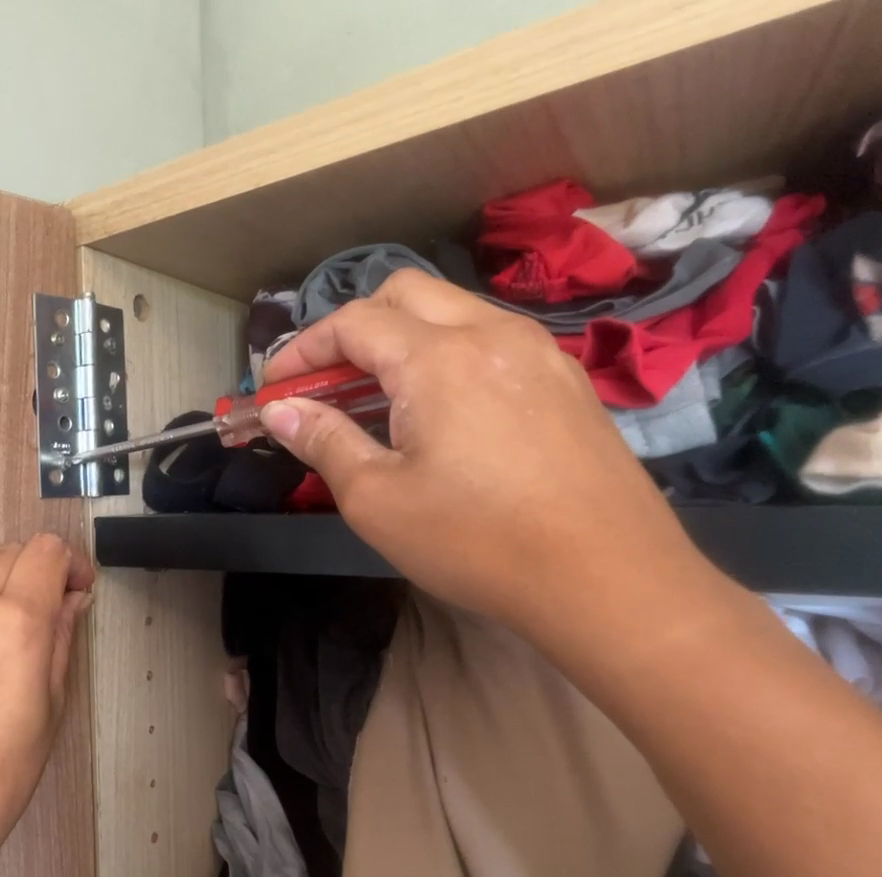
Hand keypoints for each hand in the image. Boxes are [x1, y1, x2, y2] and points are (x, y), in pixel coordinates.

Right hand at [258, 270, 704, 631]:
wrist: (607, 578)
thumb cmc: (476, 541)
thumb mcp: (376, 499)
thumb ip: (324, 442)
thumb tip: (281, 411)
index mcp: (438, 358)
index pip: (353, 323)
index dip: (302, 349)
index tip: (274, 387)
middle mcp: (491, 335)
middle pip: (405, 294)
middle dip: (351, 327)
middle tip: (324, 382)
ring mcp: (538, 354)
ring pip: (453, 313)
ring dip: (401, 339)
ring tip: (376, 400)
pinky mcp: (565, 383)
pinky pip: (491, 343)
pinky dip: (446, 356)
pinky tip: (440, 414)